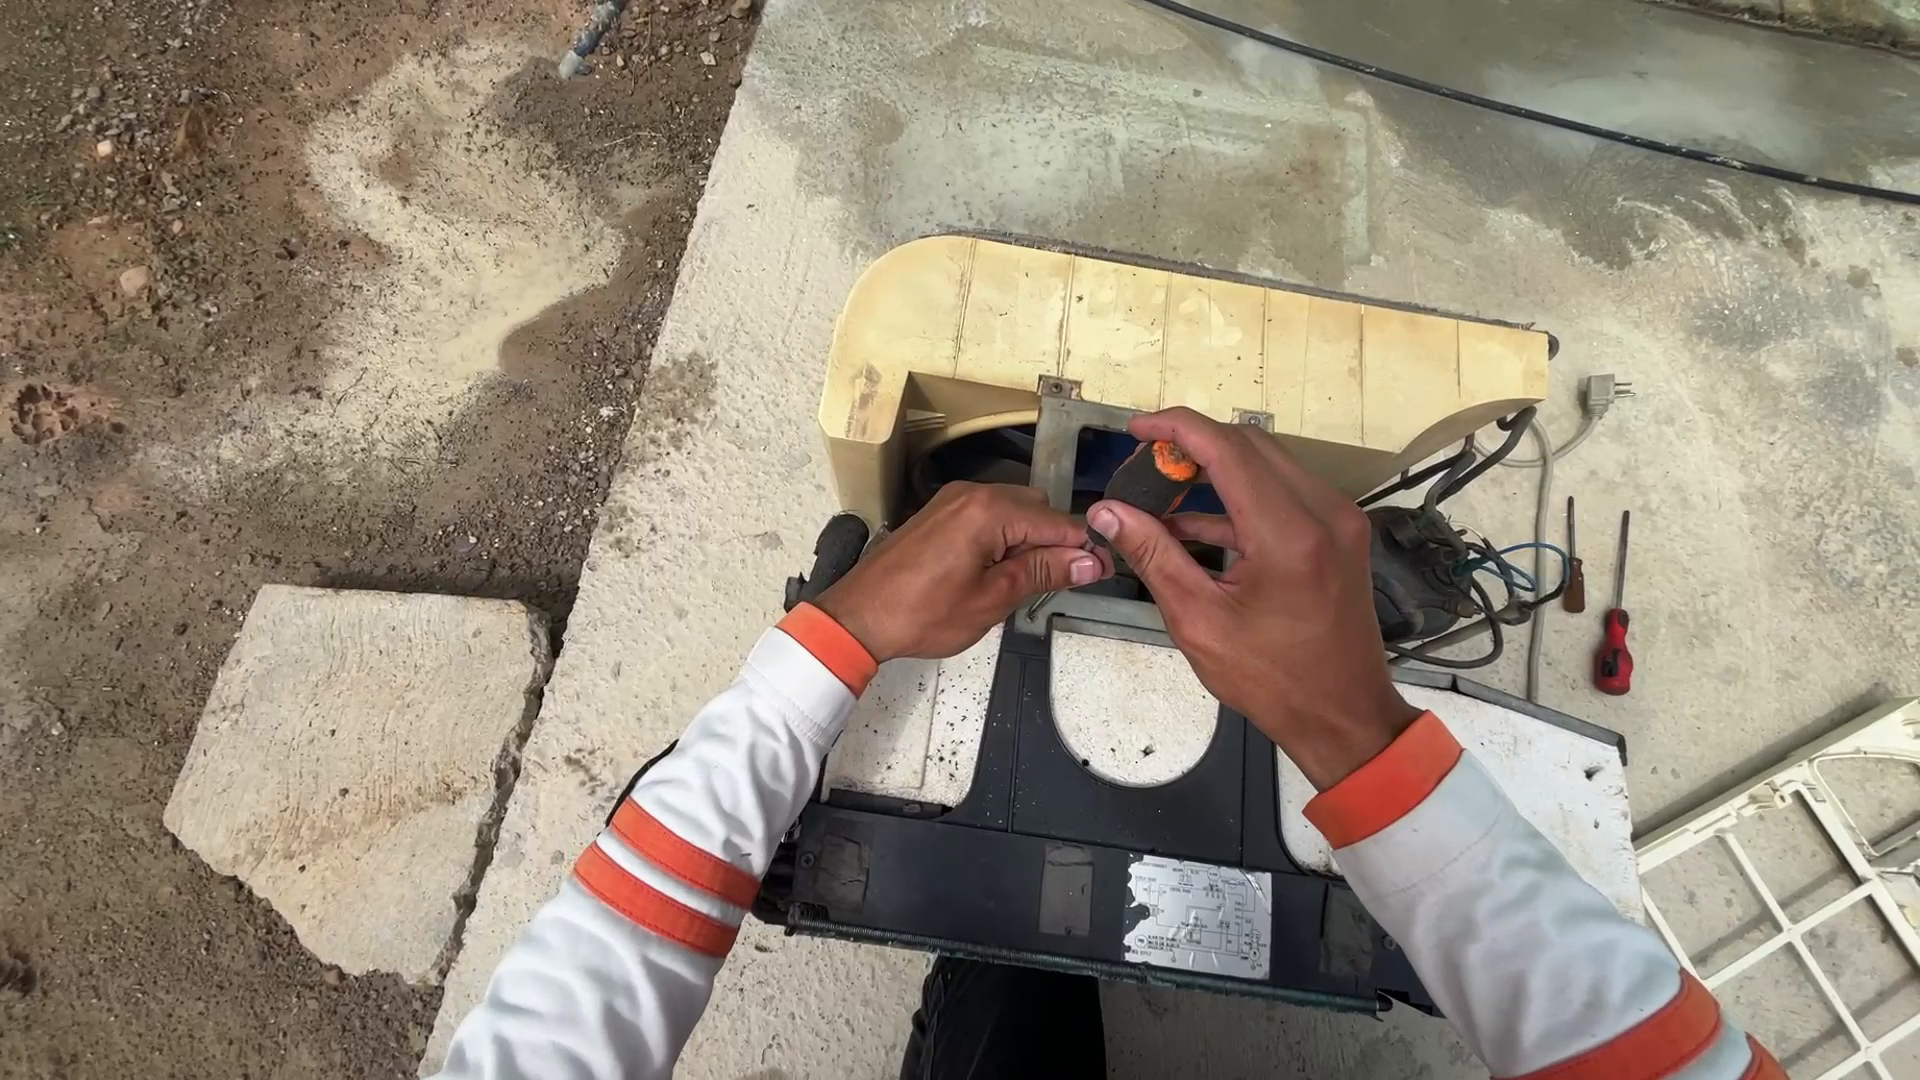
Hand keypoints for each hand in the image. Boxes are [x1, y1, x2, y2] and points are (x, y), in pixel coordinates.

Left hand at [815, 483, 1112, 663]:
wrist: (858, 616)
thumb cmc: (922, 613)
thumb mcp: (992, 599)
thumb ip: (1043, 572)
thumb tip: (1090, 561)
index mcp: (989, 511)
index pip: (1057, 522)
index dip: (1084, 548)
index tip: (1104, 571)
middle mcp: (972, 494)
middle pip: (1036, 509)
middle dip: (1054, 542)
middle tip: (1058, 583)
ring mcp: (953, 500)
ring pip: (1013, 511)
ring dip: (1028, 540)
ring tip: (1024, 582)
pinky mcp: (939, 513)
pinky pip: (987, 515)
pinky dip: (1003, 536)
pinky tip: (997, 569)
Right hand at [1086, 408, 1420, 789]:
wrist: (1344, 717)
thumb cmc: (1269, 679)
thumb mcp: (1197, 619)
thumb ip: (1152, 555)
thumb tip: (1107, 512)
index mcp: (1288, 533)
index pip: (1227, 448)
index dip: (1176, 427)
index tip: (1135, 428)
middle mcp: (1323, 511)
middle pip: (1249, 445)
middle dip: (1191, 443)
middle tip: (1143, 462)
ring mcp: (1337, 520)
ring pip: (1267, 464)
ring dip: (1213, 468)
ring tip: (1161, 490)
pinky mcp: (1338, 533)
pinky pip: (1281, 494)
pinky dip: (1236, 499)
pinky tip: (1192, 524)